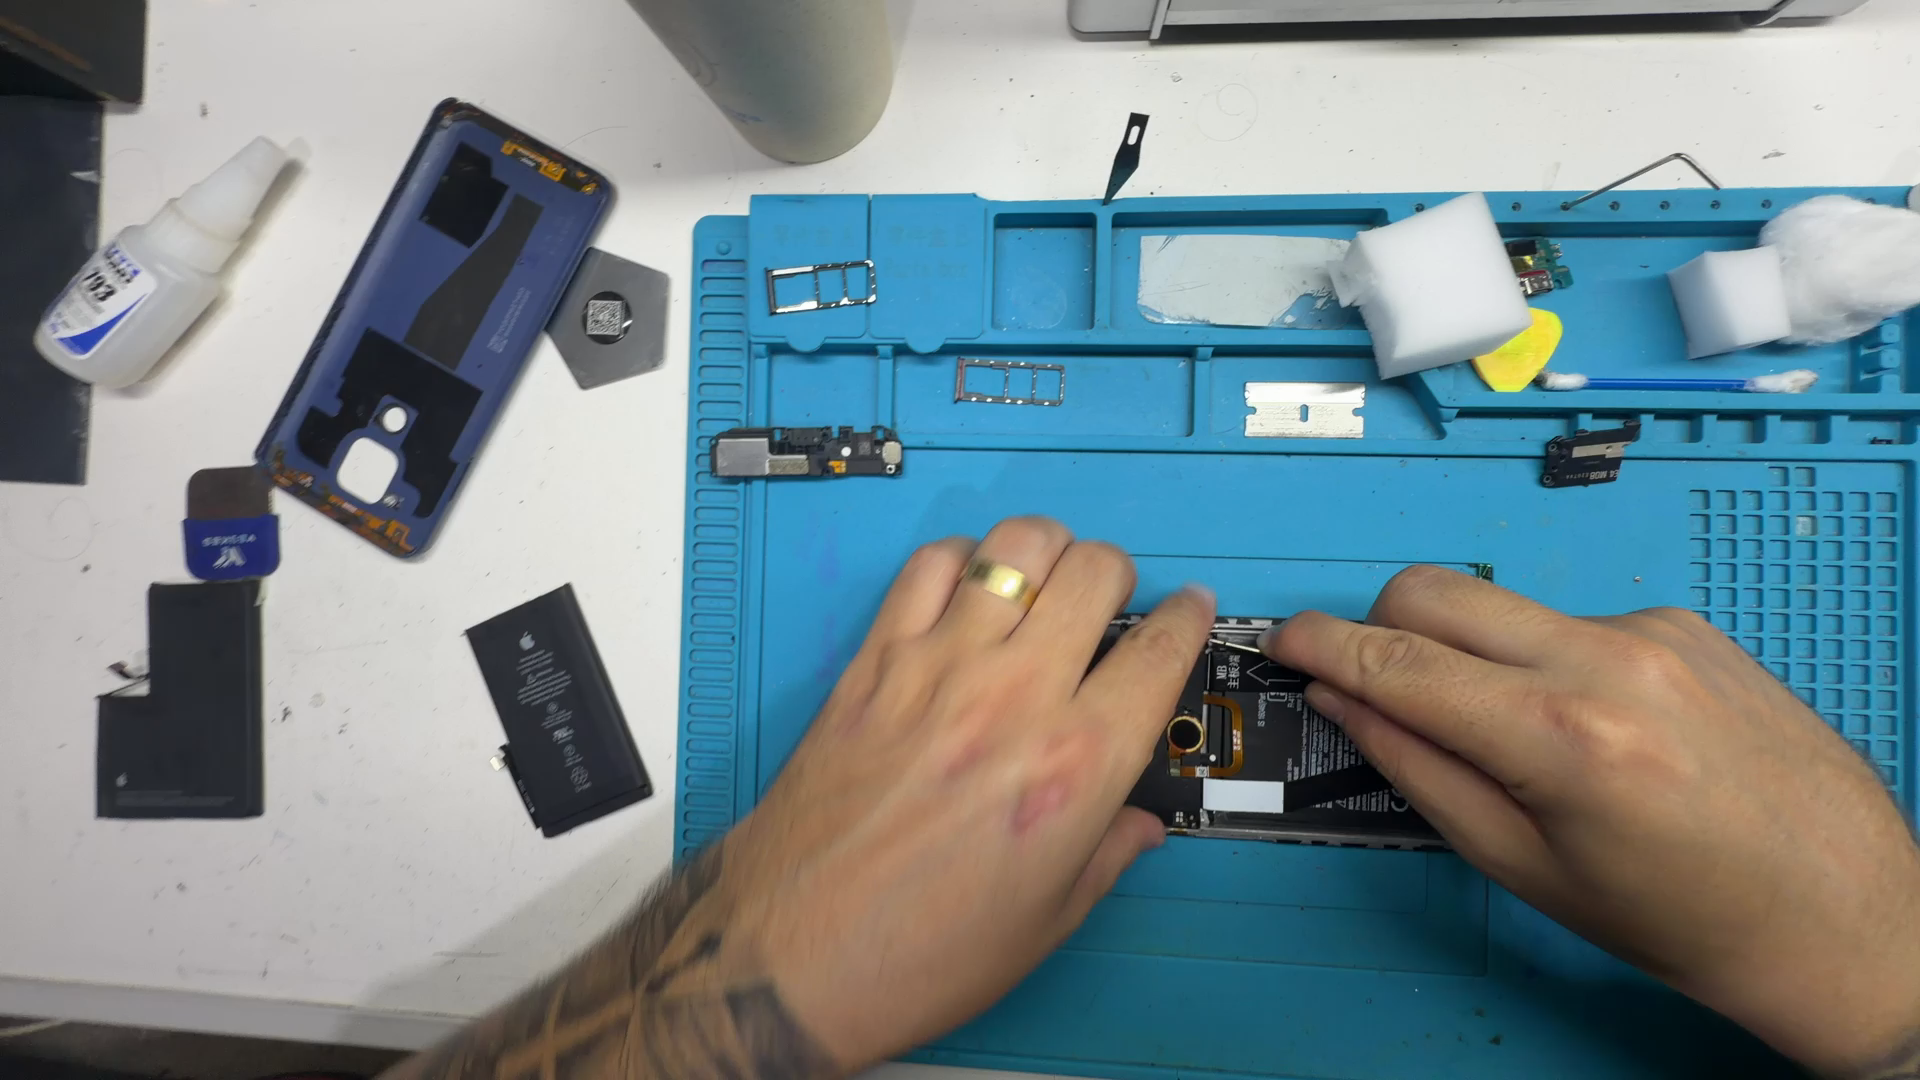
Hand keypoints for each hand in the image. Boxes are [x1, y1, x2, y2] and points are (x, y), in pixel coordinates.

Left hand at [707, 518, 1212, 1071]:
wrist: (797, 947)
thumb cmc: (923, 949)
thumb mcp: (1049, 919)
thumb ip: (1110, 852)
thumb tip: (1139, 823)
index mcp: (1075, 765)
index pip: (1160, 653)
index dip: (1187, 618)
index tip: (1187, 607)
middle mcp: (1015, 695)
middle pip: (1095, 573)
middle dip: (1117, 573)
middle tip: (1107, 597)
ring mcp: (940, 664)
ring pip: (1016, 546)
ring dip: (1047, 548)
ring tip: (1044, 576)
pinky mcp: (878, 656)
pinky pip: (928, 565)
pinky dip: (961, 557)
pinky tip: (968, 584)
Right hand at [1262, 566, 1919, 1077]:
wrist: (1866, 927)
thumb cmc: (1673, 918)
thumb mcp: (1513, 860)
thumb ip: (1409, 763)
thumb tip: (1338, 695)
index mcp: (1563, 737)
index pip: (1396, 662)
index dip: (1319, 644)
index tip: (1281, 640)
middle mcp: (1608, 661)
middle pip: (1428, 593)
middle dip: (1374, 628)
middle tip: (1378, 685)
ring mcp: (1650, 631)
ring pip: (1485, 601)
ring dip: (1452, 645)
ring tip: (1495, 716)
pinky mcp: (1679, 622)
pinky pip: (1551, 616)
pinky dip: (1525, 653)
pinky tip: (1575, 711)